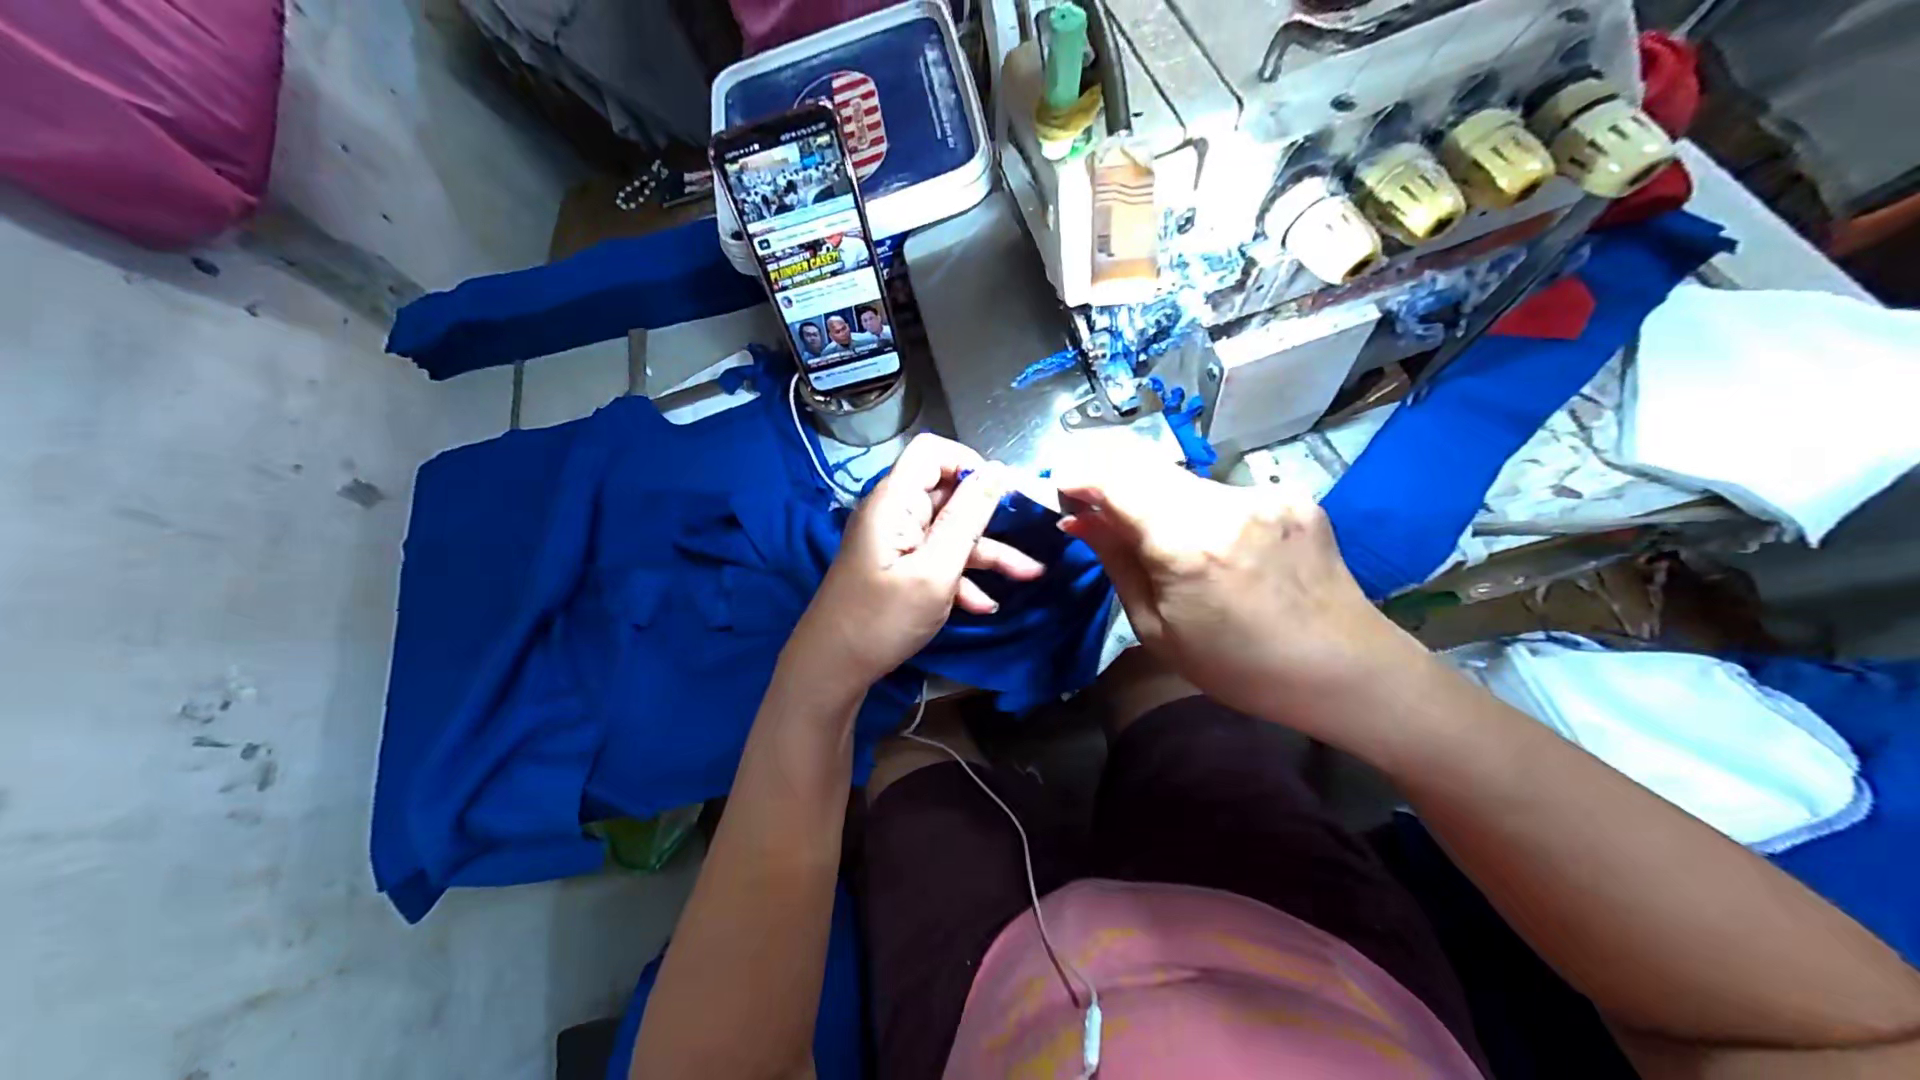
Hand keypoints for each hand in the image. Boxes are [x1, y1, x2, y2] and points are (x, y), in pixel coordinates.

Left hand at [788, 435, 1044, 691]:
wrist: (830, 669)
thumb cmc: (882, 619)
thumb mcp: (934, 571)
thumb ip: (967, 519)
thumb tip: (997, 471)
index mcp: (895, 502)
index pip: (932, 452)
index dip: (969, 464)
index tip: (1001, 493)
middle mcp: (894, 514)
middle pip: (947, 495)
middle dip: (989, 516)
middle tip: (1029, 536)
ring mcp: (896, 543)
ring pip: (949, 533)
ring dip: (987, 554)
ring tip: (1030, 575)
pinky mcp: (898, 569)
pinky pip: (937, 560)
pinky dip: (961, 578)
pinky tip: (985, 605)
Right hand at [1054, 457, 1428, 732]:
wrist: (1347, 671)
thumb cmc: (1240, 668)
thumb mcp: (1158, 629)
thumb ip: (1117, 561)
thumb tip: (1079, 519)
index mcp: (1188, 544)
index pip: (1114, 477)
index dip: (1078, 477)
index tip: (1059, 494)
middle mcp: (1226, 503)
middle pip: (1145, 466)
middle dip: (1110, 484)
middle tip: (1095, 516)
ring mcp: (1264, 493)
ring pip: (1183, 479)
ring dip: (1156, 500)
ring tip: (1161, 545)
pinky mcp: (1291, 494)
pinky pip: (1222, 492)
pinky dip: (1199, 510)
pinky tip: (1215, 550)